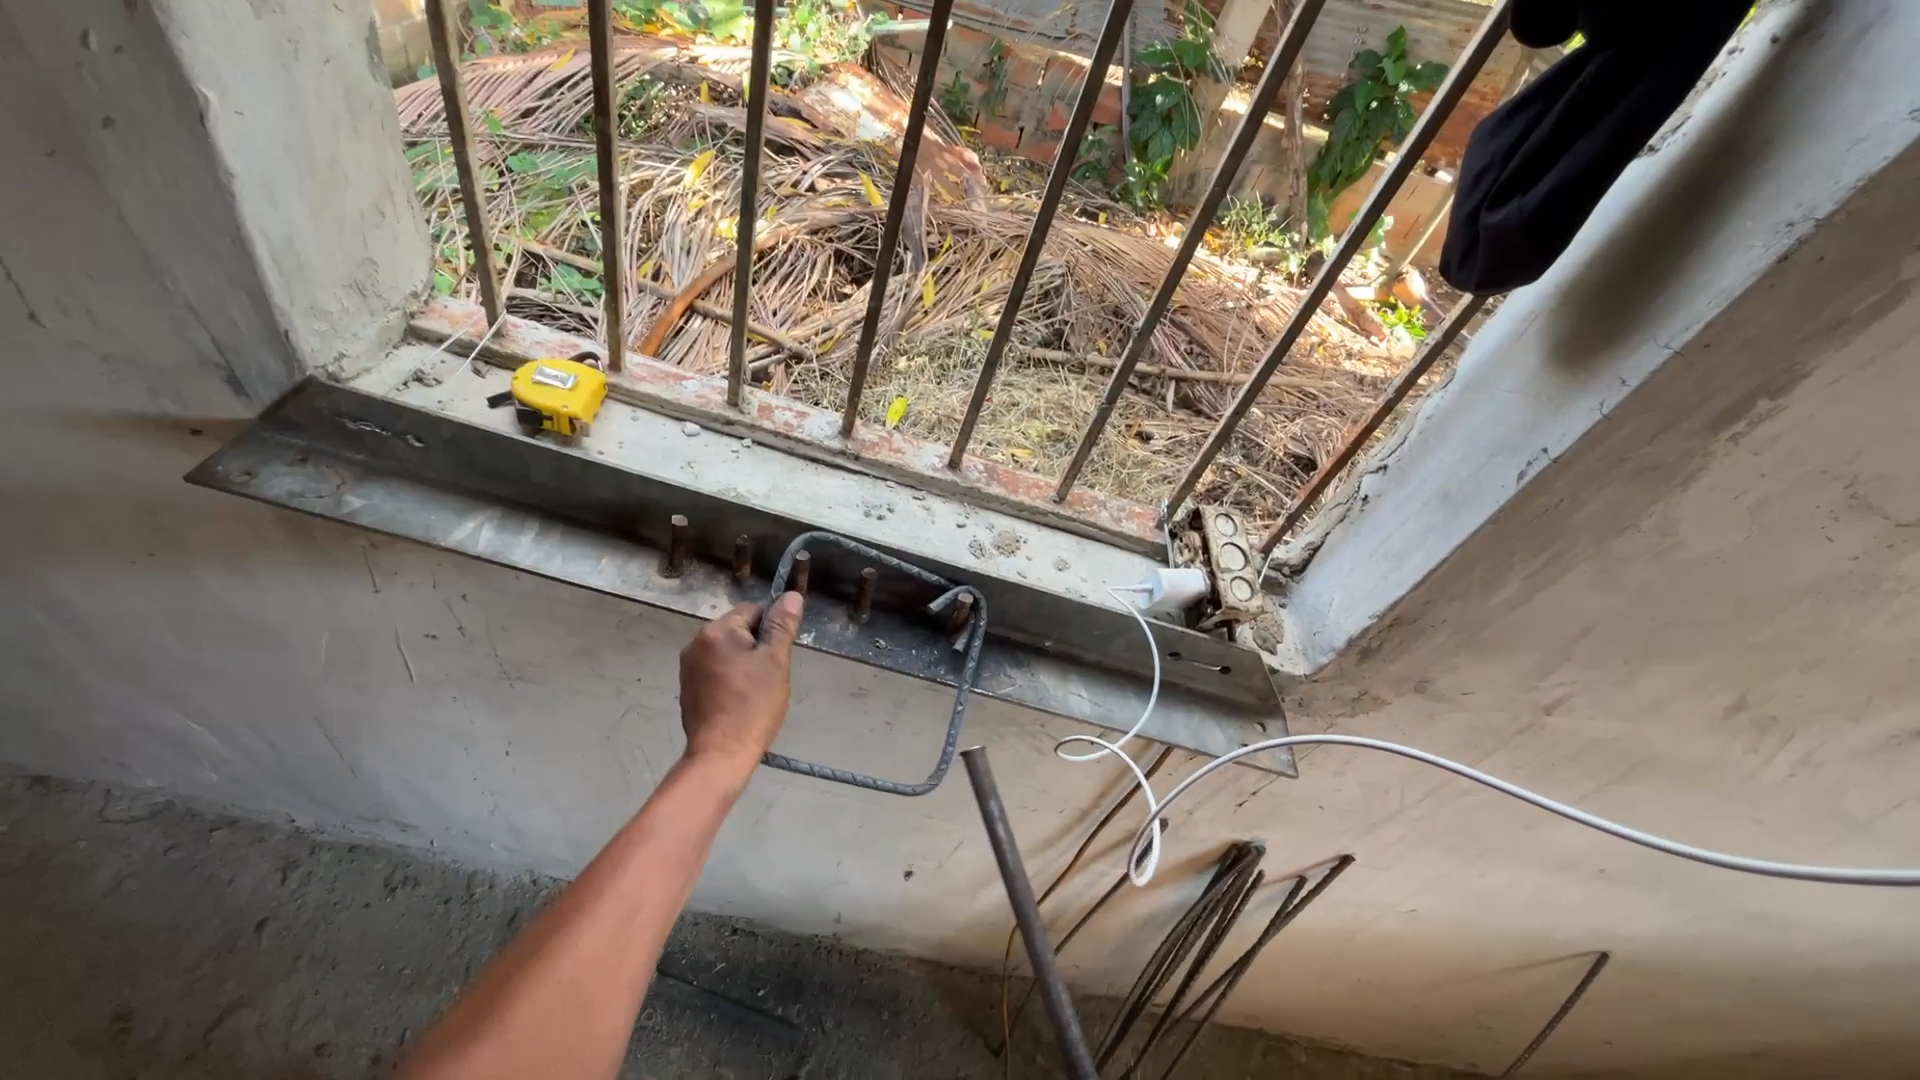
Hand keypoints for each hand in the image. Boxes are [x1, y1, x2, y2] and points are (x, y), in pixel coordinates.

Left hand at [678, 592, 803, 766]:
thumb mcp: (775, 662)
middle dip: (757, 648)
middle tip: (770, 676)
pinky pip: (715, 671)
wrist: (721, 753)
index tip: (778, 656)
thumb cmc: (753, 705)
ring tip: (756, 691)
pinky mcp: (688, 689)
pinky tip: (739, 701)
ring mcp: (688, 668)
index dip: (772, 630)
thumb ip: (782, 626)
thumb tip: (792, 596)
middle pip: (738, 631)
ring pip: (727, 653)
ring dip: (743, 664)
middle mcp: (695, 643)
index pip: (753, 611)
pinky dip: (730, 680)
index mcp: (716, 631)